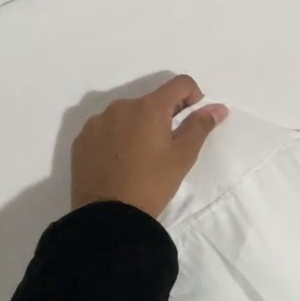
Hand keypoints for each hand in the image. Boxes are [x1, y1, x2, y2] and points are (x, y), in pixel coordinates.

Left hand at [70, 75, 227, 216]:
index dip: (193, 96)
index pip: (180, 84)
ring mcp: (97, 122)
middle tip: (167, 147)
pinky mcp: (82, 139)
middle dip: (164, 116)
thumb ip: (201, 126)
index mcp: (149, 107)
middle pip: (152, 100)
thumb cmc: (152, 183)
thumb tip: (217, 107)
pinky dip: (117, 137)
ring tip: (140, 157)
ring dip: (139, 126)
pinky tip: (120, 162)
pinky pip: (106, 128)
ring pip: (128, 114)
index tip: (192, 120)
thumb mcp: (183, 156)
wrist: (108, 216)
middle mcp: (121, 106)